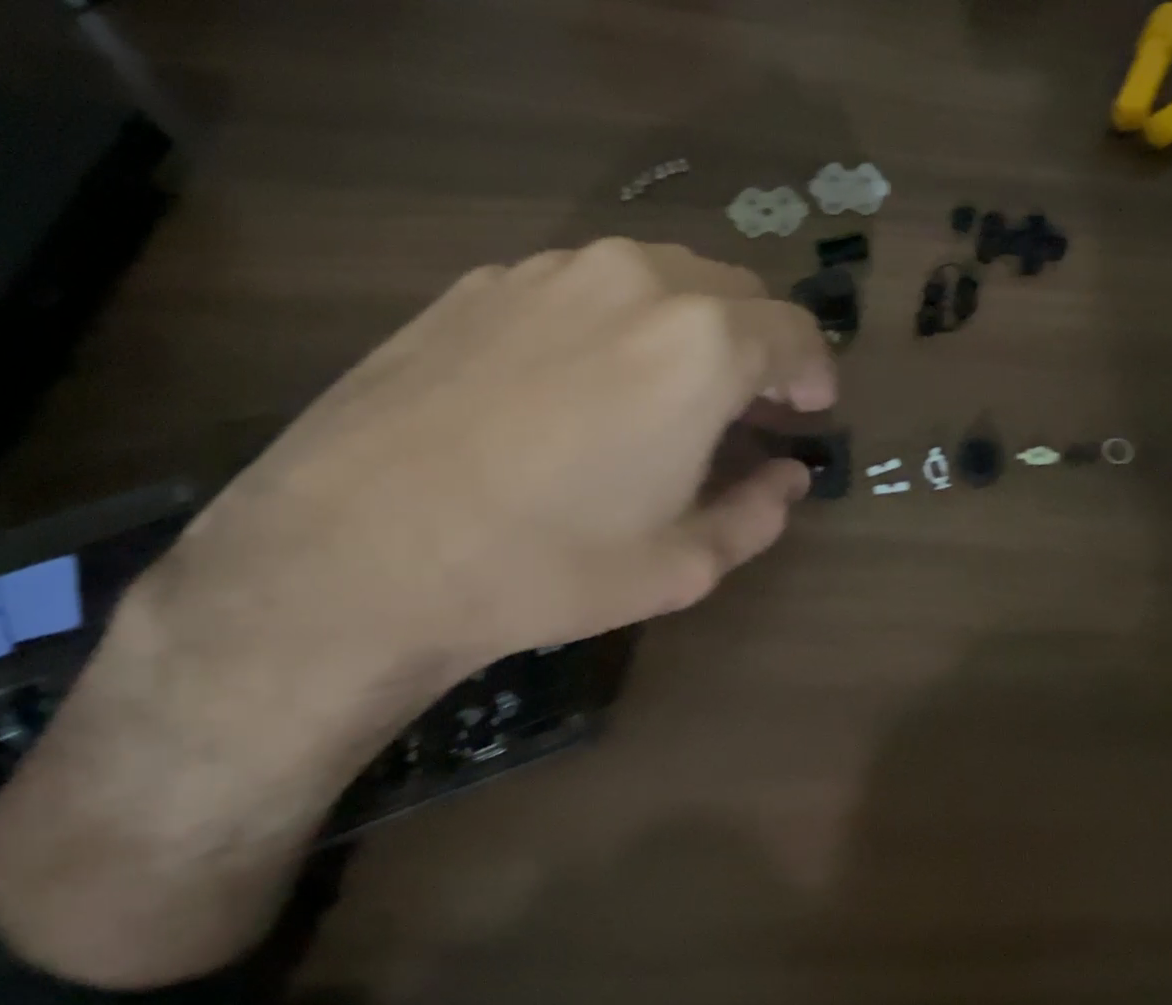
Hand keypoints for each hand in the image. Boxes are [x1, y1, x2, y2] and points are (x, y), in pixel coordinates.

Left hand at [111, 238, 836, 773]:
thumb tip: (787, 477)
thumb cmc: (543, 567)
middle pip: (732, 292)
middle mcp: (635, 280)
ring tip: (664, 394)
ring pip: (655, 279)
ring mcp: (550, 271)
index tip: (810, 410)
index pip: (794, 334)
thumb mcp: (678, 566)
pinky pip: (580, 289)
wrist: (357, 552)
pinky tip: (577, 385)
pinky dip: (611, 324)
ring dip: (685, 327)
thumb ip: (755, 513)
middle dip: (755, 346)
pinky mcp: (481, 283)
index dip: (814, 374)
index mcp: (702, 344)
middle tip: (745, 407)